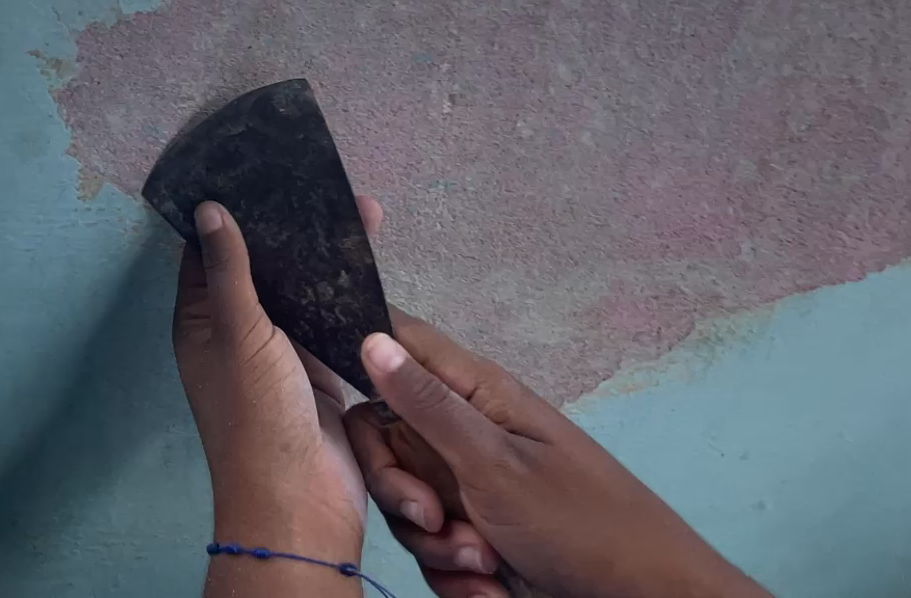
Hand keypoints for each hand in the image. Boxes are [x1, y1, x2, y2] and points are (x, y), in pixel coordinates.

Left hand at [174, 201, 367, 593]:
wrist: (303, 504)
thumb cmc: (256, 414)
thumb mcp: (239, 334)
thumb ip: (229, 271)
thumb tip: (207, 208)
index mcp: (200, 318)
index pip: (207, 252)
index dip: (226, 213)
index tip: (254, 174)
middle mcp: (233, 328)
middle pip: (257, 265)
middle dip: (286, 230)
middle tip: (319, 185)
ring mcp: (275, 348)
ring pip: (296, 289)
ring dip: (320, 256)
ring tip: (359, 212)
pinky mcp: (314, 365)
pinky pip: (324, 317)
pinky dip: (341, 290)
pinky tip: (366, 260)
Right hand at [343, 313, 772, 597]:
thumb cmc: (584, 527)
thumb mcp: (496, 464)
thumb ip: (426, 403)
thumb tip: (369, 337)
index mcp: (470, 390)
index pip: (394, 338)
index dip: (355, 344)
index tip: (326, 380)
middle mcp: (459, 427)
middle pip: (379, 431)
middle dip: (394, 485)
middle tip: (431, 517)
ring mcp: (463, 480)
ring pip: (400, 494)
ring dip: (431, 540)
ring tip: (483, 565)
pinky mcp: (471, 527)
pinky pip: (428, 540)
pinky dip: (451, 571)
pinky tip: (490, 586)